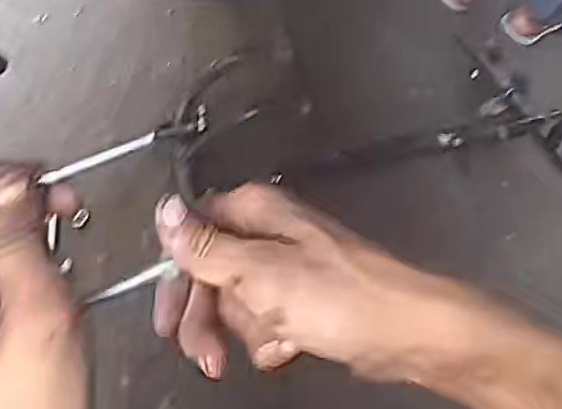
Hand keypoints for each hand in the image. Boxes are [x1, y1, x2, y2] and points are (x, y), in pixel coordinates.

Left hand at [0, 166, 86, 408]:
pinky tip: (46, 260)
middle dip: (28, 203)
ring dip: (31, 223)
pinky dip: (26, 246)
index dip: (18, 184)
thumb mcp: (35, 313)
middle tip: (65, 207)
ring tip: (61, 233)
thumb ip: (19, 240)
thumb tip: (13, 180)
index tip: (55, 192)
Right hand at [151, 186, 528, 383]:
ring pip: (234, 301)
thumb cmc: (337, 294)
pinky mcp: (298, 297)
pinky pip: (262, 320)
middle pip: (210, 270)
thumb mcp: (258, 273)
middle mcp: (267, 231)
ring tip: (270, 338)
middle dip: (208, 315)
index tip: (170, 313)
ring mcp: (283, 265)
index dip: (178, 272)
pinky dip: (270, 338)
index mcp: (255, 211)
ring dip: (244, 330)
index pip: (194, 228)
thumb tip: (165, 212)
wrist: (395, 330)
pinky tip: (290, 343)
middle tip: (207, 349)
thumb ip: (207, 247)